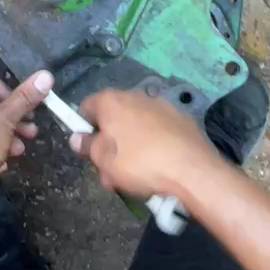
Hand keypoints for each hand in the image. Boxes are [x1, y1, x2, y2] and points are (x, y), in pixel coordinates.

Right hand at [72, 89, 221, 199]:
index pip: (85, 107)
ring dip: (131, 145)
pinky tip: (160, 165)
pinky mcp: (180, 118)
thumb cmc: (140, 162)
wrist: (193, 169)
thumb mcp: (104, 160)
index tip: (88, 150)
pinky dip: (154, 143)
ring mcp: (160, 105)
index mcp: (110, 101)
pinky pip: (158, 129)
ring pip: (136, 125)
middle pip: (112, 118)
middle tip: (111, 172)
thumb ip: (87, 146)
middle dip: (109, 143)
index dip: (83, 129)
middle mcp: (134, 95)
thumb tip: (76, 137)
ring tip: (137, 175)